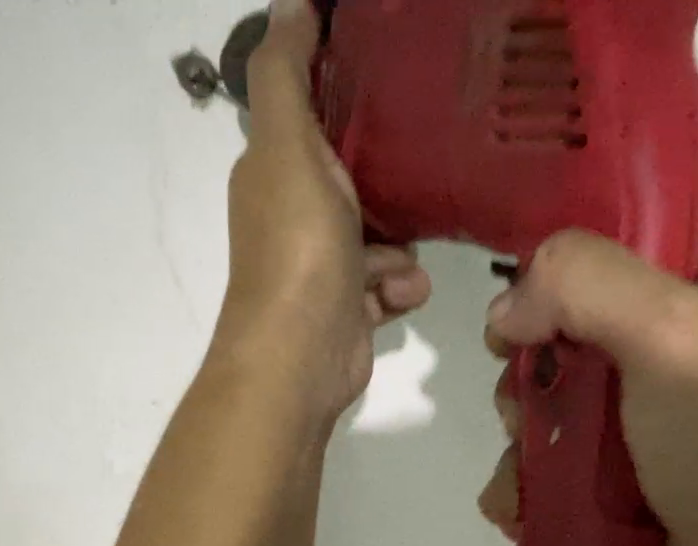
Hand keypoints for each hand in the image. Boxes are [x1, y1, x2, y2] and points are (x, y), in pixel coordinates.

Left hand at [216, 0, 430, 423]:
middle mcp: (295, 215)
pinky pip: (389, 284)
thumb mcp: (289, 148)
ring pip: (382, 239)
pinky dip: (400, 289)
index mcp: (275, 171)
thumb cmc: (297, 250)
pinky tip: (402, 297)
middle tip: (422, 181)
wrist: (301, 357)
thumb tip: (291, 4)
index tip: (395, 85)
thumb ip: (286, 76)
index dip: (348, 98)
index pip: (314, 118)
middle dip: (391, 186)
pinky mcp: (350, 309)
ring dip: (401, 251)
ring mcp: (323, 267)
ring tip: (404, 265)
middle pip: (356, 182)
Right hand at [480, 231, 697, 545]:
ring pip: (552, 409)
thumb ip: (582, 287)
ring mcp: (642, 415)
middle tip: (522, 418)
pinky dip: (532, 485)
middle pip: (560, 343)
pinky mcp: (624, 471)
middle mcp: (664, 346)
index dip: (543, 292)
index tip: (514, 336)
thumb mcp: (666, 331)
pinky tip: (521, 511)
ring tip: (522, 484)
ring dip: (522, 445)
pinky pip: (560, 461)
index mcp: (689, 290)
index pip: (595, 264)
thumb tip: (504, 310)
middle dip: (527, 384)